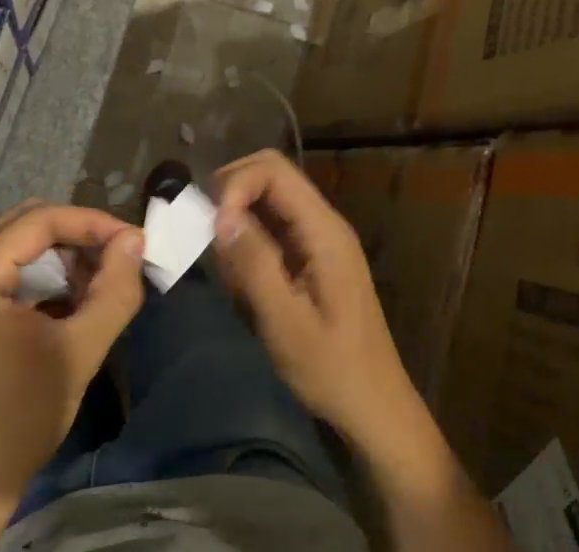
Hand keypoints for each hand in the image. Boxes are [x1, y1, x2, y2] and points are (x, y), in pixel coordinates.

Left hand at [0, 200, 145, 501]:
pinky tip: (72, 299)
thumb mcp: (80, 351)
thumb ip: (113, 290)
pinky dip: (41, 274)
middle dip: (79, 236)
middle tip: (120, 259)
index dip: (94, 224)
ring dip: (62, 255)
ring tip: (100, 284)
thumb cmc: (24, 414)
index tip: (136, 243)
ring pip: (18, 242)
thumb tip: (135, 241)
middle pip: (27, 223)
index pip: (42, 220)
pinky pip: (5, 266)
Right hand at [210, 150, 412, 444]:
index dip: (234, 185)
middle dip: (229, 195)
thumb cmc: (331, 369)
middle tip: (204, 235)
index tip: (211, 226)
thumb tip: (220, 215)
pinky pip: (271, 228)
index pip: (272, 170)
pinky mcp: (310, 258)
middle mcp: (322, 224)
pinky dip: (246, 242)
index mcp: (324, 231)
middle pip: (269, 175)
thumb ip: (253, 263)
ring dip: (236, 221)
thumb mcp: (285, 322)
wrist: (374, 408)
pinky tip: (239, 280)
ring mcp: (317, 240)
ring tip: (226, 268)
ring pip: (266, 200)